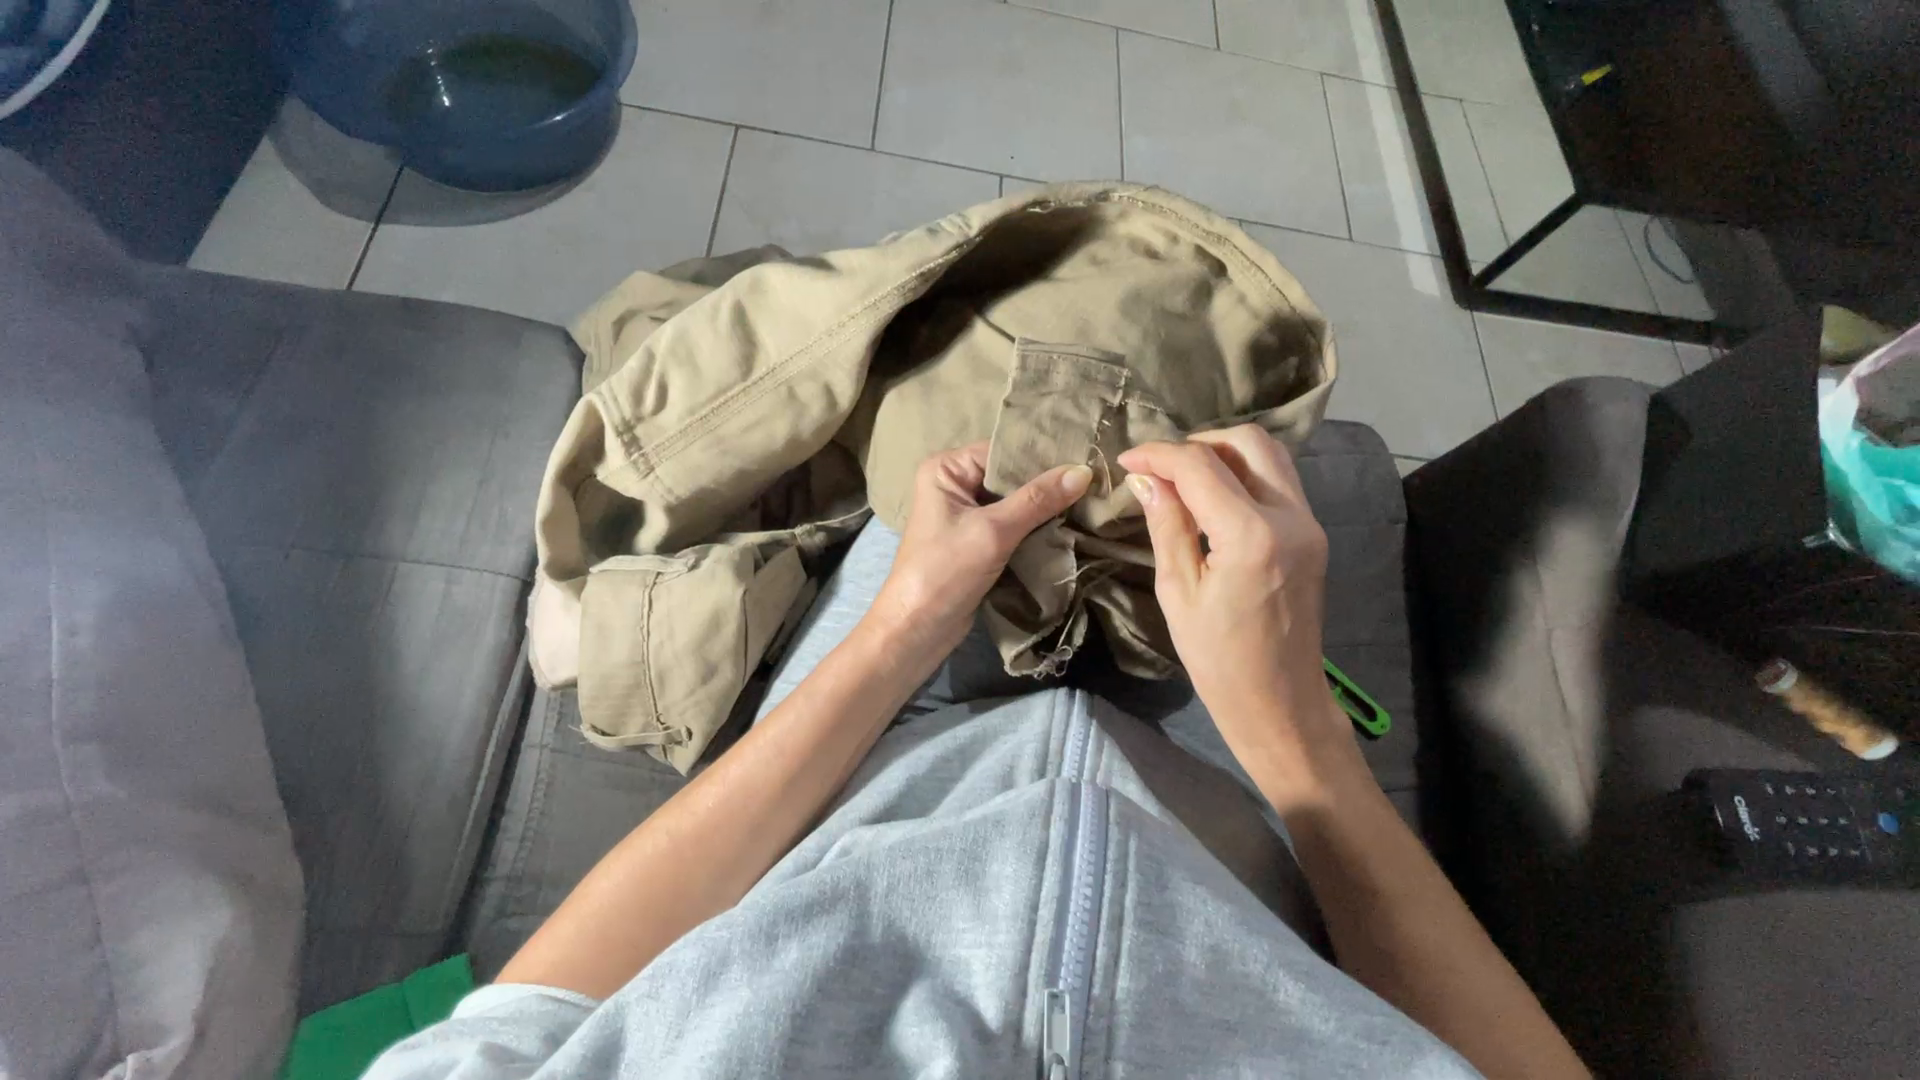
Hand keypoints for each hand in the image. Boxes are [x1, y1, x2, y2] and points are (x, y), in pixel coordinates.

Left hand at [868, 443, 1092, 658]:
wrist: (917, 629)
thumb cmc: (944, 572)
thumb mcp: (994, 531)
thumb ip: (1038, 499)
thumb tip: (1084, 471)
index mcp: (946, 469)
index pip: (1002, 450)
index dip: (1041, 456)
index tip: (1085, 459)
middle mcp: (954, 484)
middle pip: (1011, 475)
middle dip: (1047, 483)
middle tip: (1094, 482)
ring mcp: (966, 514)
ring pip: (1015, 501)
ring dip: (1045, 507)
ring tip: (1089, 501)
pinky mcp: (977, 541)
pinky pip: (1013, 524)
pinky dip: (1036, 527)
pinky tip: (1068, 525)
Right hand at [1118, 426, 1355, 806]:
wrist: (1280, 701)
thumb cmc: (1218, 659)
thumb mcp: (1178, 592)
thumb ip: (1166, 525)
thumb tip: (1146, 479)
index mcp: (1251, 536)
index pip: (1200, 466)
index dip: (1158, 455)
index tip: (1127, 461)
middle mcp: (1291, 518)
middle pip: (1247, 442)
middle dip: (1197, 443)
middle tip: (1161, 468)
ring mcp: (1310, 524)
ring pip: (1270, 455)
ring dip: (1224, 453)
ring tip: (1184, 477)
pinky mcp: (1314, 534)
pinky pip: (1280, 480)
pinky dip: (1244, 473)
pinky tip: (1213, 496)